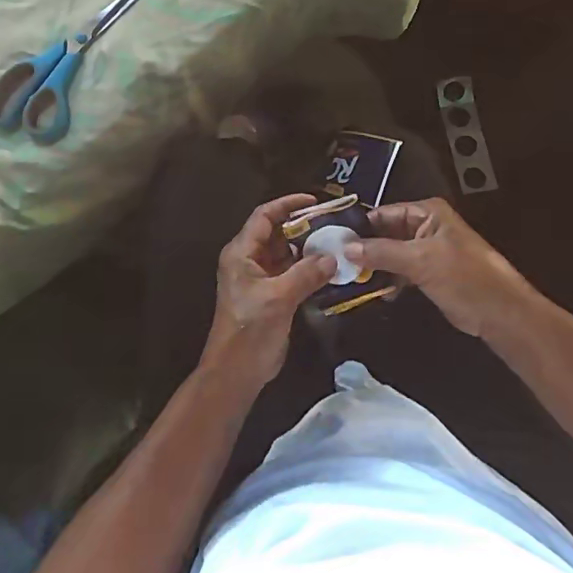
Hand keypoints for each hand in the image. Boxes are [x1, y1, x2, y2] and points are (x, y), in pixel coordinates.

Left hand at [199, 194, 336, 391]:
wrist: (236, 371)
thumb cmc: (250, 329)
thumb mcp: (278, 298)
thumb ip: (306, 274)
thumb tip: (332, 256)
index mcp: (241, 253)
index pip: (264, 216)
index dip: (288, 204)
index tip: (315, 201)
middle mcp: (248, 260)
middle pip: (276, 233)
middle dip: (303, 226)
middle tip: (334, 223)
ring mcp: (259, 279)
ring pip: (285, 253)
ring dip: (307, 248)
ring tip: (337, 242)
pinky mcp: (271, 295)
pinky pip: (291, 273)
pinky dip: (308, 269)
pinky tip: (330, 268)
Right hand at [345, 198, 539, 338]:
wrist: (501, 314)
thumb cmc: (465, 278)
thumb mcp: (420, 261)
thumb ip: (381, 252)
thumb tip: (345, 248)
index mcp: (428, 213)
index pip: (384, 213)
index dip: (360, 225)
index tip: (332, 239)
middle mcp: (426, 227)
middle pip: (385, 232)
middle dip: (364, 247)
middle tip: (335, 260)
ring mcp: (427, 251)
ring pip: (391, 253)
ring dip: (374, 266)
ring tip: (348, 277)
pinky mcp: (429, 274)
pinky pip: (400, 271)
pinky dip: (388, 279)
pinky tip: (373, 290)